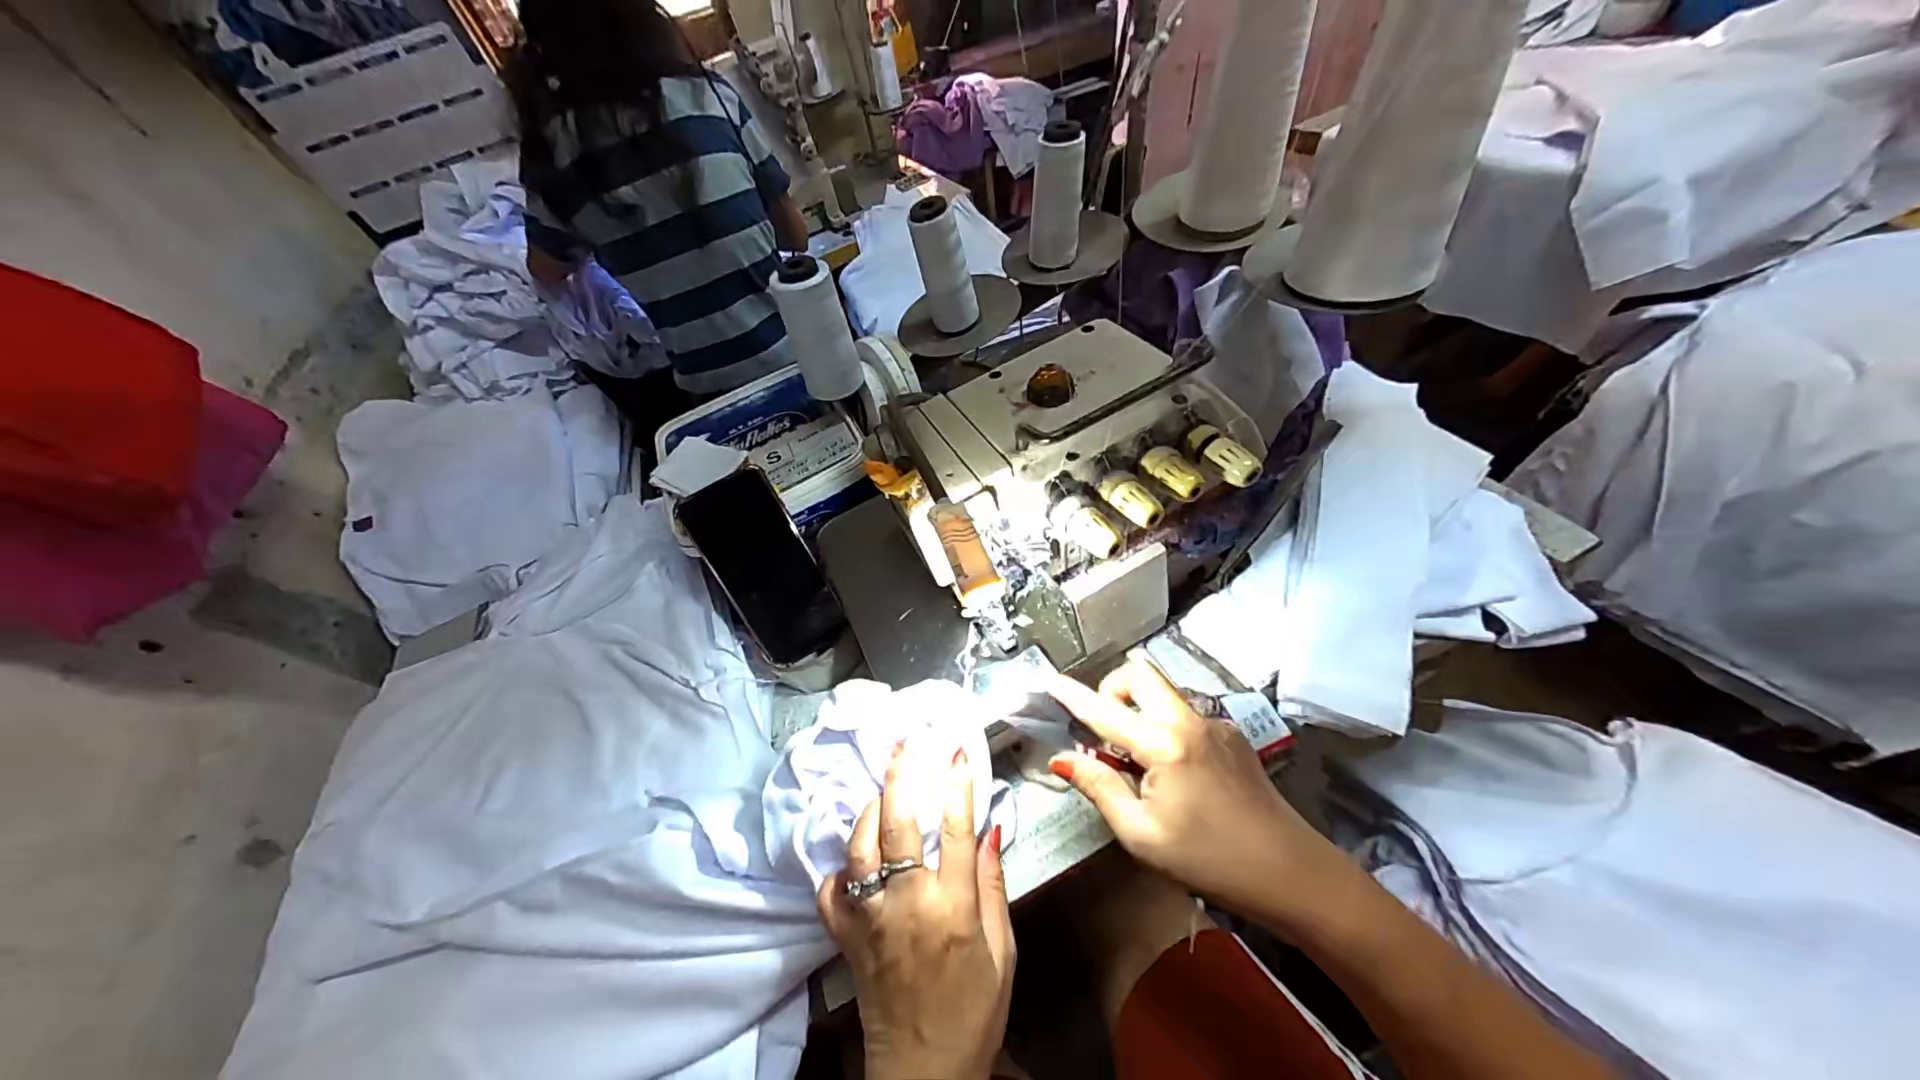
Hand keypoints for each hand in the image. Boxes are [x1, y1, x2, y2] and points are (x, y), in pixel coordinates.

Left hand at [818, 742, 1014, 1079]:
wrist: (922, 1072)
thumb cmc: (973, 1012)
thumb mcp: (1001, 952)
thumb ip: (991, 887)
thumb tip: (988, 830)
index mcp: (953, 909)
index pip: (955, 828)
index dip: (956, 784)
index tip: (955, 753)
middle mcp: (908, 905)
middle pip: (900, 824)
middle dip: (902, 776)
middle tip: (906, 746)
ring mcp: (870, 919)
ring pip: (861, 847)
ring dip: (871, 809)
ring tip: (882, 786)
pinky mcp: (845, 937)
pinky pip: (831, 889)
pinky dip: (840, 865)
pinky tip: (854, 852)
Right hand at [1047, 659, 1348, 924]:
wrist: (1290, 872)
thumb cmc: (1209, 860)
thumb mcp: (1141, 834)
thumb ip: (1100, 787)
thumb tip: (1063, 758)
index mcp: (1164, 744)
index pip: (1104, 711)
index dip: (1073, 696)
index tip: (1051, 680)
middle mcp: (1189, 720)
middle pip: (1140, 675)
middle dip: (1112, 689)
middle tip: (1103, 728)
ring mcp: (1215, 723)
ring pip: (1164, 690)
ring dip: (1139, 705)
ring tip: (1136, 756)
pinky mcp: (1232, 734)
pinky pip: (1185, 710)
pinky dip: (1164, 722)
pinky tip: (1172, 767)